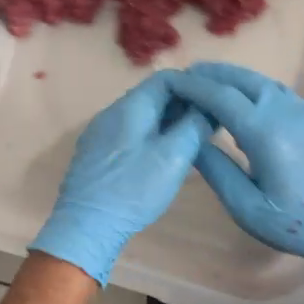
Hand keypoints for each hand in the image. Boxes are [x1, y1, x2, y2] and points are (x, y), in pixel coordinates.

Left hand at [30, 70, 214, 284]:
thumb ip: (194, 126)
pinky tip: (164, 158)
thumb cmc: (134, 189)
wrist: (86, 226)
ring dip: (169, 123)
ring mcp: (100, 134)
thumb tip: (208, 107)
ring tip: (192, 140)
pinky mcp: (97, 155)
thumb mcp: (174, 157)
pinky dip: (152, 137)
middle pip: (153, 96)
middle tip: (210, 122)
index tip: (217, 101)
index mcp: (131, 106)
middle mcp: (112, 112)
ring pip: (142, 117)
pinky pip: (130, 134)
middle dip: (184, 104)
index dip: (194, 85)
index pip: (166, 78)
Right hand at [168, 62, 303, 288]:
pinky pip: (285, 97)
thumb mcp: (247, 208)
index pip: (220, 96)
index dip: (193, 87)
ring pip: (267, 85)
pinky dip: (260, 93)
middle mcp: (287, 111)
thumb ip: (217, 171)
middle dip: (214, 75)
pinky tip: (253, 109)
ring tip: (216, 88)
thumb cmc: (300, 225)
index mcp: (265, 131)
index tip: (171, 82)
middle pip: (244, 80)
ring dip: (238, 81)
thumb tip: (192, 142)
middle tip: (189, 77)